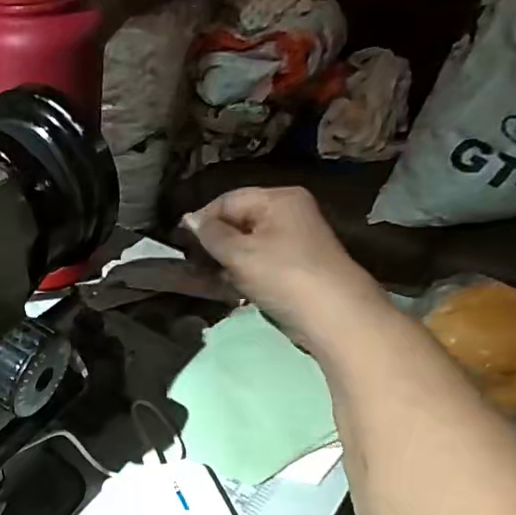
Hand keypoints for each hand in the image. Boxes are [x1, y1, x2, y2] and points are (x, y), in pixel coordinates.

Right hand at [184, 186, 387, 346]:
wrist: (334, 316)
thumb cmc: (284, 275)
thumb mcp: (240, 253)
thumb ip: (211, 235)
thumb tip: (190, 219)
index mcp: (280, 198)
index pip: (229, 199)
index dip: (203, 219)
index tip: (181, 244)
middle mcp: (291, 214)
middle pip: (241, 221)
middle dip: (217, 243)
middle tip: (195, 264)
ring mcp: (297, 242)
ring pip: (251, 246)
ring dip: (230, 262)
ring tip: (212, 279)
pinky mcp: (299, 269)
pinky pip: (264, 264)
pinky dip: (247, 275)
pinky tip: (234, 290)